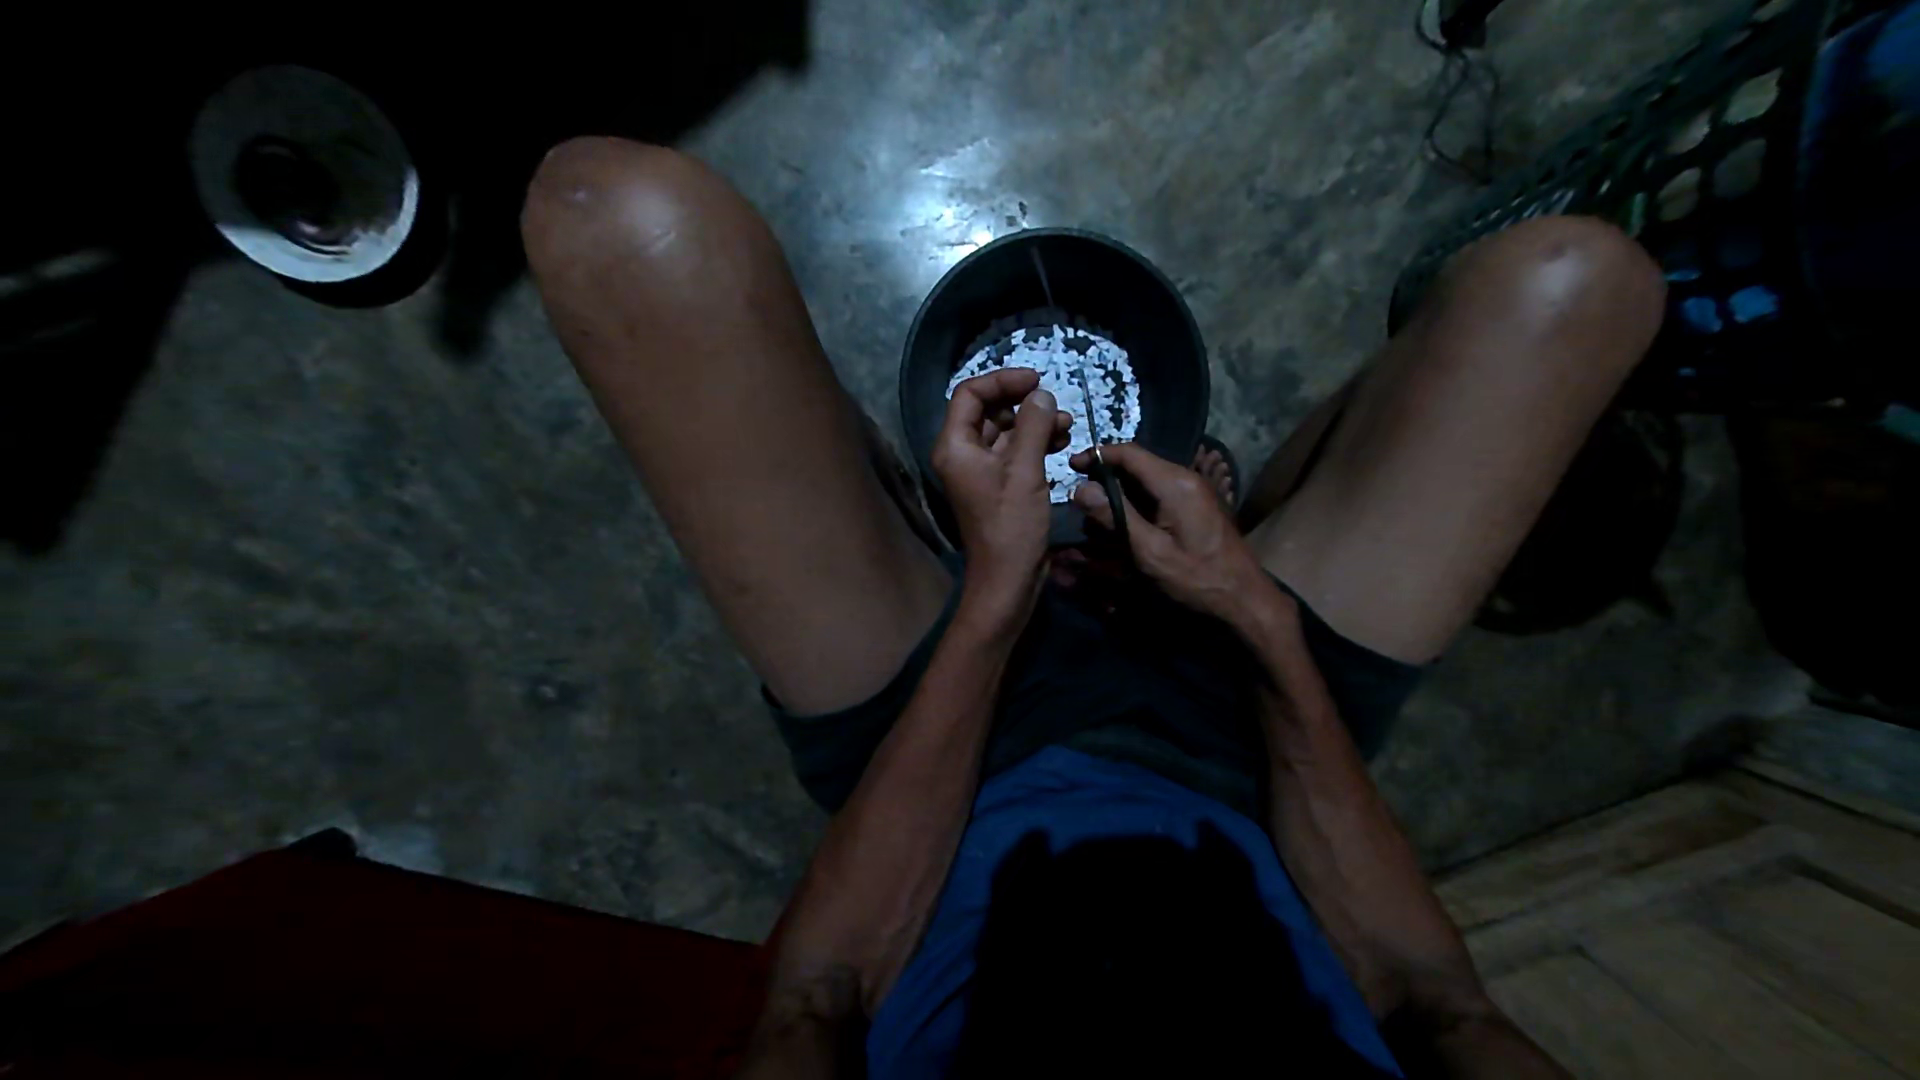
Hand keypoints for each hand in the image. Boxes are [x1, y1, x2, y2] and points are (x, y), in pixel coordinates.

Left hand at [932, 368, 1071, 618]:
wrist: (1008, 577)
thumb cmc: (1011, 524)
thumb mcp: (1025, 470)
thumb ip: (1034, 426)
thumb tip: (1042, 395)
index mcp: (955, 446)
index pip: (970, 394)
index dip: (1003, 381)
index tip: (1037, 380)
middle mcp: (962, 454)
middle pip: (987, 410)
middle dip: (1023, 403)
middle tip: (1055, 405)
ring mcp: (979, 471)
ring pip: (1005, 431)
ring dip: (1034, 423)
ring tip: (1066, 425)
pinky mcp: (997, 485)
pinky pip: (1013, 452)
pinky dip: (1035, 443)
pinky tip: (1061, 442)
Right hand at [1070, 442, 1280, 625]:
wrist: (1243, 596)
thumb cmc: (1196, 577)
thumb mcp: (1149, 551)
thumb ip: (1115, 517)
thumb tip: (1081, 489)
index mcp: (1175, 484)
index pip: (1130, 453)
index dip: (1098, 455)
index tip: (1071, 464)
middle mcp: (1186, 478)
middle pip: (1137, 464)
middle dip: (1105, 476)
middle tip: (1078, 495)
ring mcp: (1193, 491)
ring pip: (1146, 479)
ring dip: (1119, 492)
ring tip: (1095, 515)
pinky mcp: (1195, 505)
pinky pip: (1158, 492)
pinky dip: (1136, 502)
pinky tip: (1122, 522)